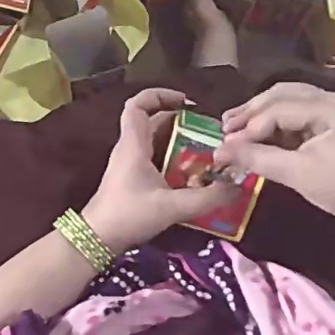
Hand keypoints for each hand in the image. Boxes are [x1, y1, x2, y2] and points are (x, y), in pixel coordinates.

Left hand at [81, 89, 236, 252]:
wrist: (97, 239)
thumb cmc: (128, 215)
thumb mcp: (171, 207)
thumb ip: (207, 198)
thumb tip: (237, 187)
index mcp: (133, 144)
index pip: (138, 105)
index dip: (160, 95)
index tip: (186, 102)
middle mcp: (129, 148)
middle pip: (151, 121)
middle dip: (179, 120)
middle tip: (207, 131)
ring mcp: (128, 163)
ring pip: (153, 140)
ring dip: (177, 140)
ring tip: (205, 150)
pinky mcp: (130, 178)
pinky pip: (152, 157)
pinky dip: (171, 158)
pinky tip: (190, 173)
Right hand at [214, 83, 334, 232]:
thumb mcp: (299, 175)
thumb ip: (258, 158)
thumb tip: (219, 151)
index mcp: (332, 108)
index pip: (279, 109)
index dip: (249, 127)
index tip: (224, 145)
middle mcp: (334, 100)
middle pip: (283, 94)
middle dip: (252, 111)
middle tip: (225, 128)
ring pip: (289, 100)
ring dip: (261, 113)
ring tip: (235, 127)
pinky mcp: (333, 123)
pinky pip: (297, 113)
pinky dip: (275, 121)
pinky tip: (258, 134)